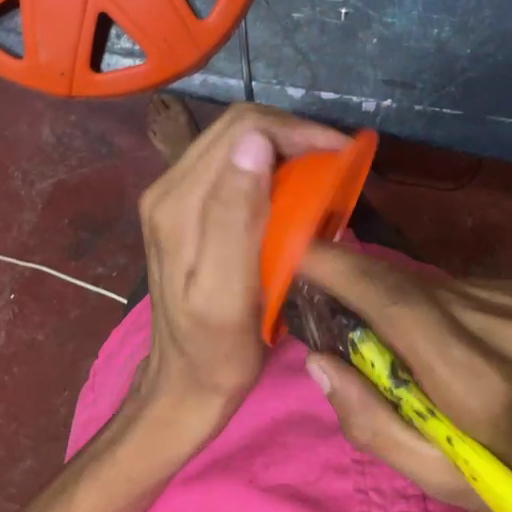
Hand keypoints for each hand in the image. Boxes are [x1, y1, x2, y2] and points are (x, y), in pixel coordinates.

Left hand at [133, 103, 349, 424]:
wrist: (182, 383)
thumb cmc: (215, 351)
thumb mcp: (228, 294)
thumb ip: (235, 216)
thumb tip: (256, 142)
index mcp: (178, 203)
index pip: (241, 130)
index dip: (296, 131)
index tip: (343, 154)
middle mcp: (168, 188)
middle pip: (237, 128)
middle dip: (294, 135)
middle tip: (341, 162)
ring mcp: (174, 197)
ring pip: (236, 142)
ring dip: (285, 148)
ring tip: (326, 172)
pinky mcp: (185, 208)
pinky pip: (233, 166)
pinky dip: (272, 168)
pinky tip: (298, 190)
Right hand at [297, 243, 511, 511]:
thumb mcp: (439, 481)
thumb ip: (373, 422)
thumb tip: (319, 360)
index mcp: (482, 386)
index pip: (398, 305)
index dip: (343, 271)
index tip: (296, 252)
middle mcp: (507, 329)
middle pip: (409, 285)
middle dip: (356, 279)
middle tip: (317, 290)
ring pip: (434, 284)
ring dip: (395, 295)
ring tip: (375, 325)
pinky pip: (463, 288)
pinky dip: (433, 302)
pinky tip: (436, 334)